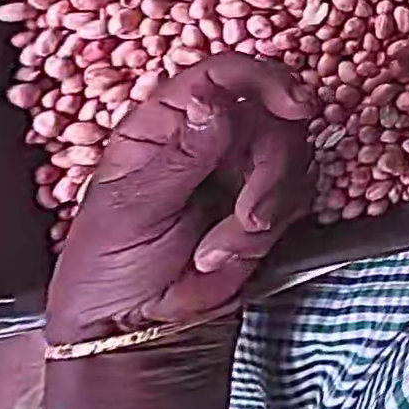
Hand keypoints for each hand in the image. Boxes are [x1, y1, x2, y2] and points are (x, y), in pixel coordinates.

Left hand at [45, 54, 314, 345]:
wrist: (139, 334)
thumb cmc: (110, 269)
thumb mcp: (132, 211)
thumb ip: (180, 156)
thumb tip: (212, 102)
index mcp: (168, 123)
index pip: (223, 74)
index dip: (263, 79)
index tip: (294, 105)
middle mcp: (215, 136)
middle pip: (275, 114)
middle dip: (271, 165)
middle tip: (252, 211)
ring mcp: (246, 166)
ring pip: (294, 154)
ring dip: (266, 204)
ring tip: (218, 251)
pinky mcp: (271, 198)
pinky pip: (298, 193)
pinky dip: (270, 228)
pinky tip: (228, 255)